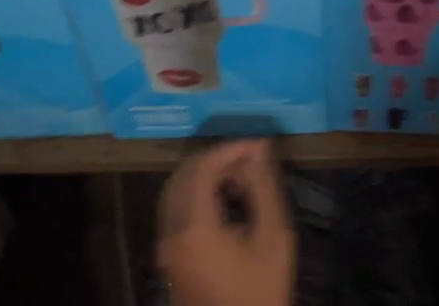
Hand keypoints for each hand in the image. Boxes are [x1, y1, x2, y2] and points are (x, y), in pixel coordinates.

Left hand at [156, 139, 294, 305]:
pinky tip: (225, 199)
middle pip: (183, 175)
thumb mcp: (272, 238)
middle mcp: (171, 232)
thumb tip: (259, 149)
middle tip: (249, 159)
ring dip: (205, 175)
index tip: (258, 147)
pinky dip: (196, 193)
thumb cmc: (261, 291)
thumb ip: (263, 188)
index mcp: (193, 226)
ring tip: (241, 176)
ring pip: (176, 190)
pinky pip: (175, 209)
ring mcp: (166, 246)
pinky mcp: (169, 257)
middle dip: (216, 159)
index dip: (229, 149)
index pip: (201, 168)